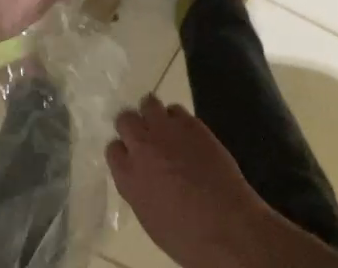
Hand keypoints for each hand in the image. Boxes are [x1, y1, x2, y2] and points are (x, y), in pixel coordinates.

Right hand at [106, 96, 270, 267]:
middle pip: (126, 119)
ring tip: (164, 127)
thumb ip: (139, 187)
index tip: (131, 156)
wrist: (224, 223)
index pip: (113, 149)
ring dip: (154, 114)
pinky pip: (177, 110)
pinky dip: (178, 119)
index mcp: (127, 176)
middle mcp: (143, 146)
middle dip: (133, 125)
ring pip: (149, 103)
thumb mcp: (148, 216)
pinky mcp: (192, 124)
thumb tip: (143, 176)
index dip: (123, 151)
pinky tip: (186, 133)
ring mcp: (167, 131)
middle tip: (145, 135)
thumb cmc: (184, 234)